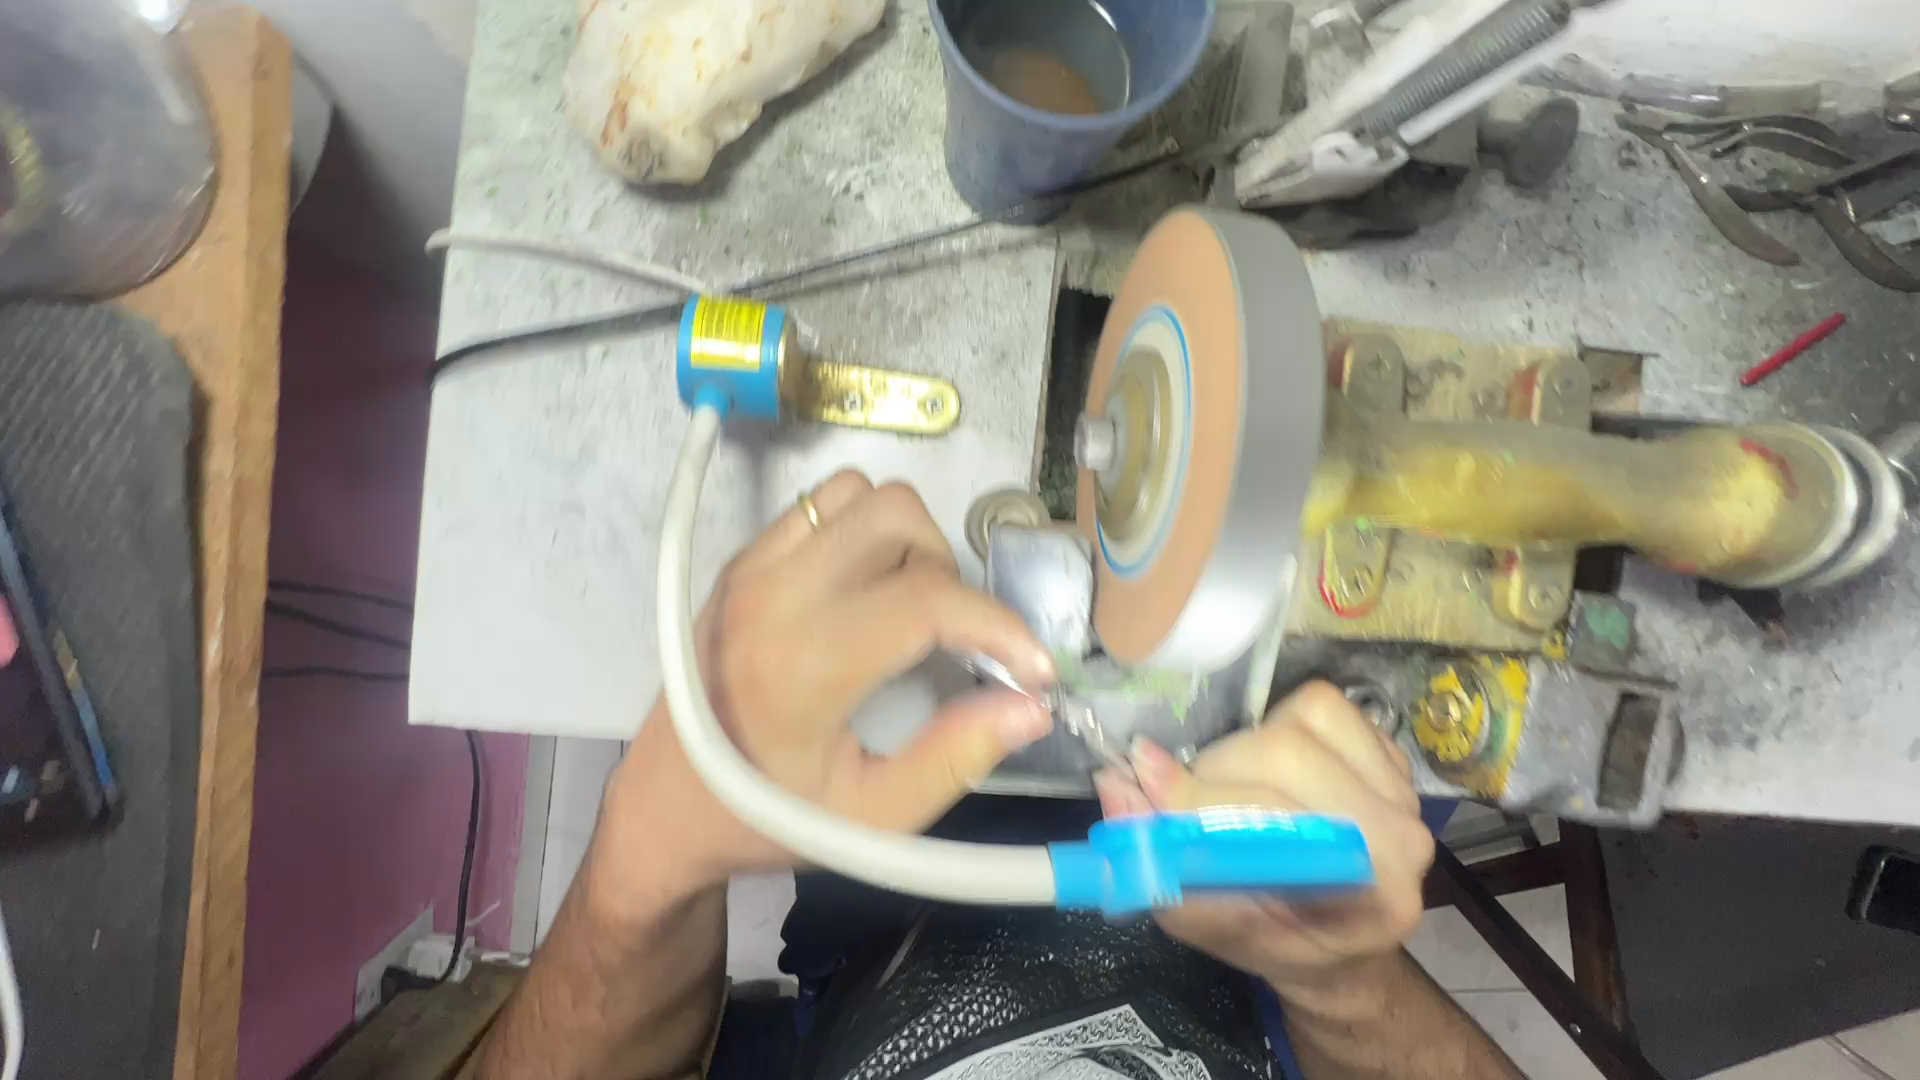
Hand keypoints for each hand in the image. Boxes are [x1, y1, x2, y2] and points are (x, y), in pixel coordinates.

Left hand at [598, 471, 1056, 906]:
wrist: (665, 804)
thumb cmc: (766, 818)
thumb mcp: (870, 819)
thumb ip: (954, 758)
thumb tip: (1031, 706)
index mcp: (804, 664)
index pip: (925, 600)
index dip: (998, 624)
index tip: (1032, 665)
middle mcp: (773, 594)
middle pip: (895, 514)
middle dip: (947, 569)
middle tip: (950, 632)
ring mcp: (751, 566)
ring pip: (859, 493)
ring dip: (905, 538)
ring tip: (907, 604)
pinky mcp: (742, 558)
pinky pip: (820, 503)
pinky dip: (862, 529)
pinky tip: (864, 588)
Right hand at [1093, 681, 1433, 998]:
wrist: (1332, 937)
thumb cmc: (1269, 935)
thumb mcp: (1203, 919)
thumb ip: (1160, 862)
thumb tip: (1115, 783)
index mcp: (1371, 890)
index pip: (1284, 813)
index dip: (1207, 794)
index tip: (1145, 778)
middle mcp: (1402, 834)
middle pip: (1289, 753)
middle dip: (1216, 769)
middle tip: (1181, 793)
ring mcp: (1401, 788)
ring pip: (1304, 718)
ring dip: (1245, 744)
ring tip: (1227, 782)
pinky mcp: (1386, 753)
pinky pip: (1323, 705)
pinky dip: (1280, 718)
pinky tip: (1271, 764)